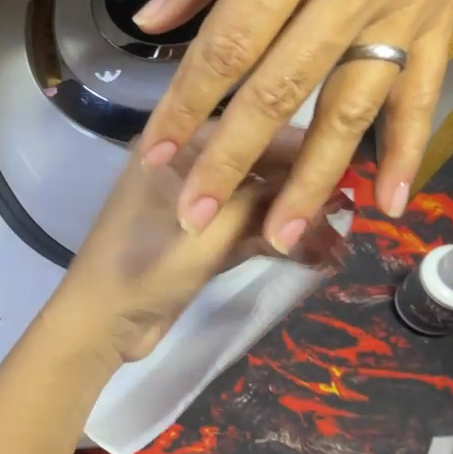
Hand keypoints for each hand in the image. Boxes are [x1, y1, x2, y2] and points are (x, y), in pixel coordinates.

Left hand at [46, 131, 350, 365]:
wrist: (100, 326)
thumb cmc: (146, 265)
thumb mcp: (210, 227)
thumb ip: (264, 198)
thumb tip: (328, 178)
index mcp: (175, 145)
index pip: (249, 127)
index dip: (300, 145)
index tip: (350, 157)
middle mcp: (186, 166)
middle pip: (257, 167)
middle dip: (302, 188)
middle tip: (352, 205)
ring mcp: (193, 206)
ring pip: (255, 203)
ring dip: (292, 220)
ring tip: (338, 236)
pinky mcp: (198, 243)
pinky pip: (246, 233)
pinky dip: (274, 242)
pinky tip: (316, 254)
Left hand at [135, 0, 452, 252]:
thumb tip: (154, 25)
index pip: (228, 45)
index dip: (185, 106)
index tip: (154, 156)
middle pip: (281, 90)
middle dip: (232, 162)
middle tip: (194, 218)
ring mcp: (410, 4)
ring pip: (352, 108)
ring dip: (316, 180)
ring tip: (283, 236)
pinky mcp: (450, 11)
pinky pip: (425, 92)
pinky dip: (409, 150)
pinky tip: (393, 203)